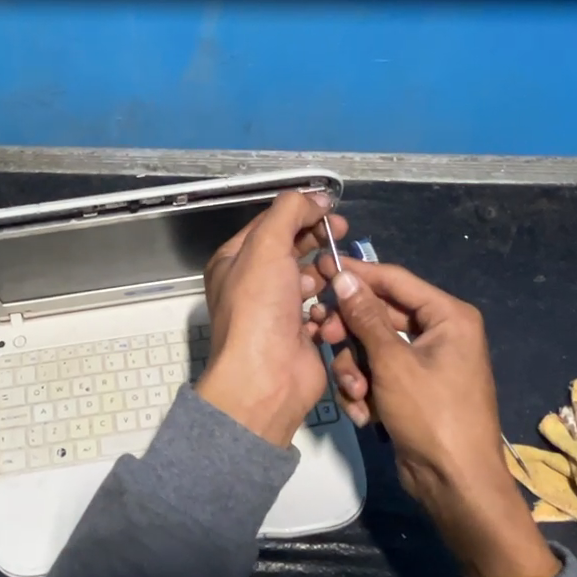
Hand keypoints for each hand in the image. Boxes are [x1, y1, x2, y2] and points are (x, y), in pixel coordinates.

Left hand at [196, 191, 349, 446]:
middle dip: (316, 240)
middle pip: (291, 250)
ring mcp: (276, 312)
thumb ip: (289, 212)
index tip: (331, 210)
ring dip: (325, 275)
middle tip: (342, 234)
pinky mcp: (299, 335)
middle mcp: (252, 284)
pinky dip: (329, 309)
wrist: (266, 377)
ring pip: (310, 280)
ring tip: (334, 276)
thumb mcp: (267, 245)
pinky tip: (331, 311)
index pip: (270, 224)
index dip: (300, 213)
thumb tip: (316, 199)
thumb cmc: (260, 306)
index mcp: (235, 261)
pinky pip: (321, 311)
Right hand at [322, 258, 558, 576]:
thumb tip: (345, 276)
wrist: (455, 483)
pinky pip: (379, 373)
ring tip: (355, 395)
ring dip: (356, 370)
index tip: (321, 268)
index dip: (357, 273)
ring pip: (373, 347)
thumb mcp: (392, 362)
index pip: (394, 280)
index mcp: (448, 316)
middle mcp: (440, 332)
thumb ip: (366, 316)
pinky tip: (364, 414)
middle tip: (324, 337)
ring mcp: (426, 362)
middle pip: (379, 315)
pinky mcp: (413, 388)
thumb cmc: (431, 414)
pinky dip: (367, 391)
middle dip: (351, 335)